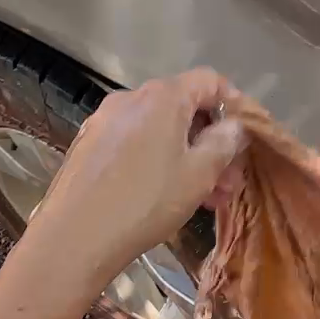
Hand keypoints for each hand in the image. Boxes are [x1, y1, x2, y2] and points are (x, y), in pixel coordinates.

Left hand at [24, 69, 245, 285]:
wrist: (74, 237)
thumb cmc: (146, 202)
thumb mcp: (199, 175)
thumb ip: (223, 143)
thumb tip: (234, 126)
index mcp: (162, 96)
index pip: (209, 80)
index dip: (234, 104)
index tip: (246, 138)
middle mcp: (130, 98)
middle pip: (184, 106)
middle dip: (211, 140)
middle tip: (228, 180)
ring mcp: (105, 121)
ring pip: (159, 129)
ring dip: (187, 155)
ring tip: (204, 197)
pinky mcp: (89, 145)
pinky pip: (135, 142)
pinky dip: (158, 160)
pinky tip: (165, 195)